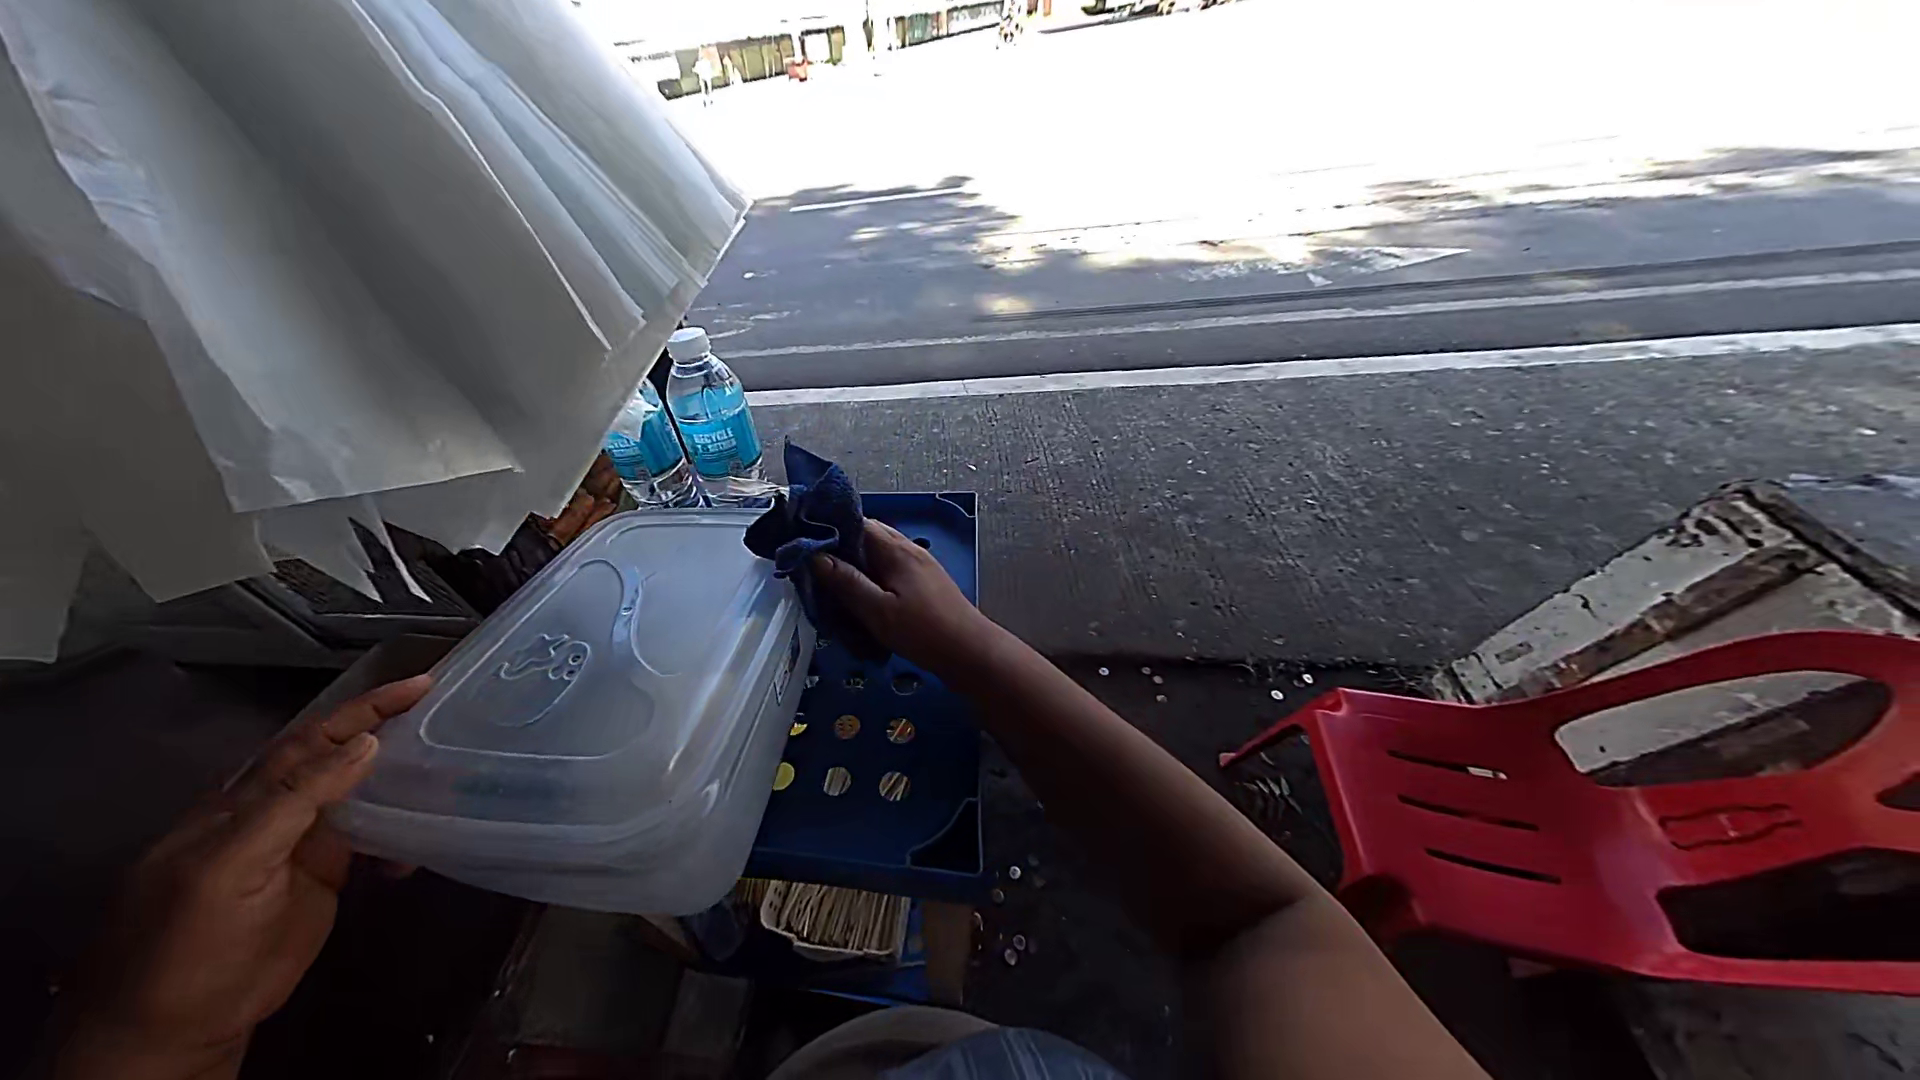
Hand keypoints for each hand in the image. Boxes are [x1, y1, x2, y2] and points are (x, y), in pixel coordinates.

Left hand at [54, 676, 431, 1079]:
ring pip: (369, 792)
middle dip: (393, 730)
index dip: (365, 708)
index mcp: (246, 800)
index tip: (420, 685)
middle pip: (345, 756)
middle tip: (449, 711)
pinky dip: (406, 835)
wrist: (178, 1028)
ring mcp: (308, 840)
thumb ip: (296, 800)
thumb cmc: (189, 943)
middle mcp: (280, 810)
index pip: (313, 738)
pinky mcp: (332, 870)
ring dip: (409, 781)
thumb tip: (368, 742)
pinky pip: (380, 836)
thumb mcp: (232, 866)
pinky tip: (418, 850)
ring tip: (453, 772)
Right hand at [812, 520, 1004, 681]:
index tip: (806, 542)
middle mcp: (909, 549)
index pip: (857, 522)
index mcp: (896, 550)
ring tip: (835, 582)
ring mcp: (919, 564)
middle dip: (841, 546)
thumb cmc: (925, 632)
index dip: (830, 528)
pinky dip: (873, 573)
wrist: (968, 651)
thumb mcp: (877, 610)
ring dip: (858, 561)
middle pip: (868, 535)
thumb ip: (846, 582)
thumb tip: (816, 557)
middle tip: (816, 565)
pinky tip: (864, 594)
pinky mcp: (924, 580)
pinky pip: (891, 566)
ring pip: (879, 552)